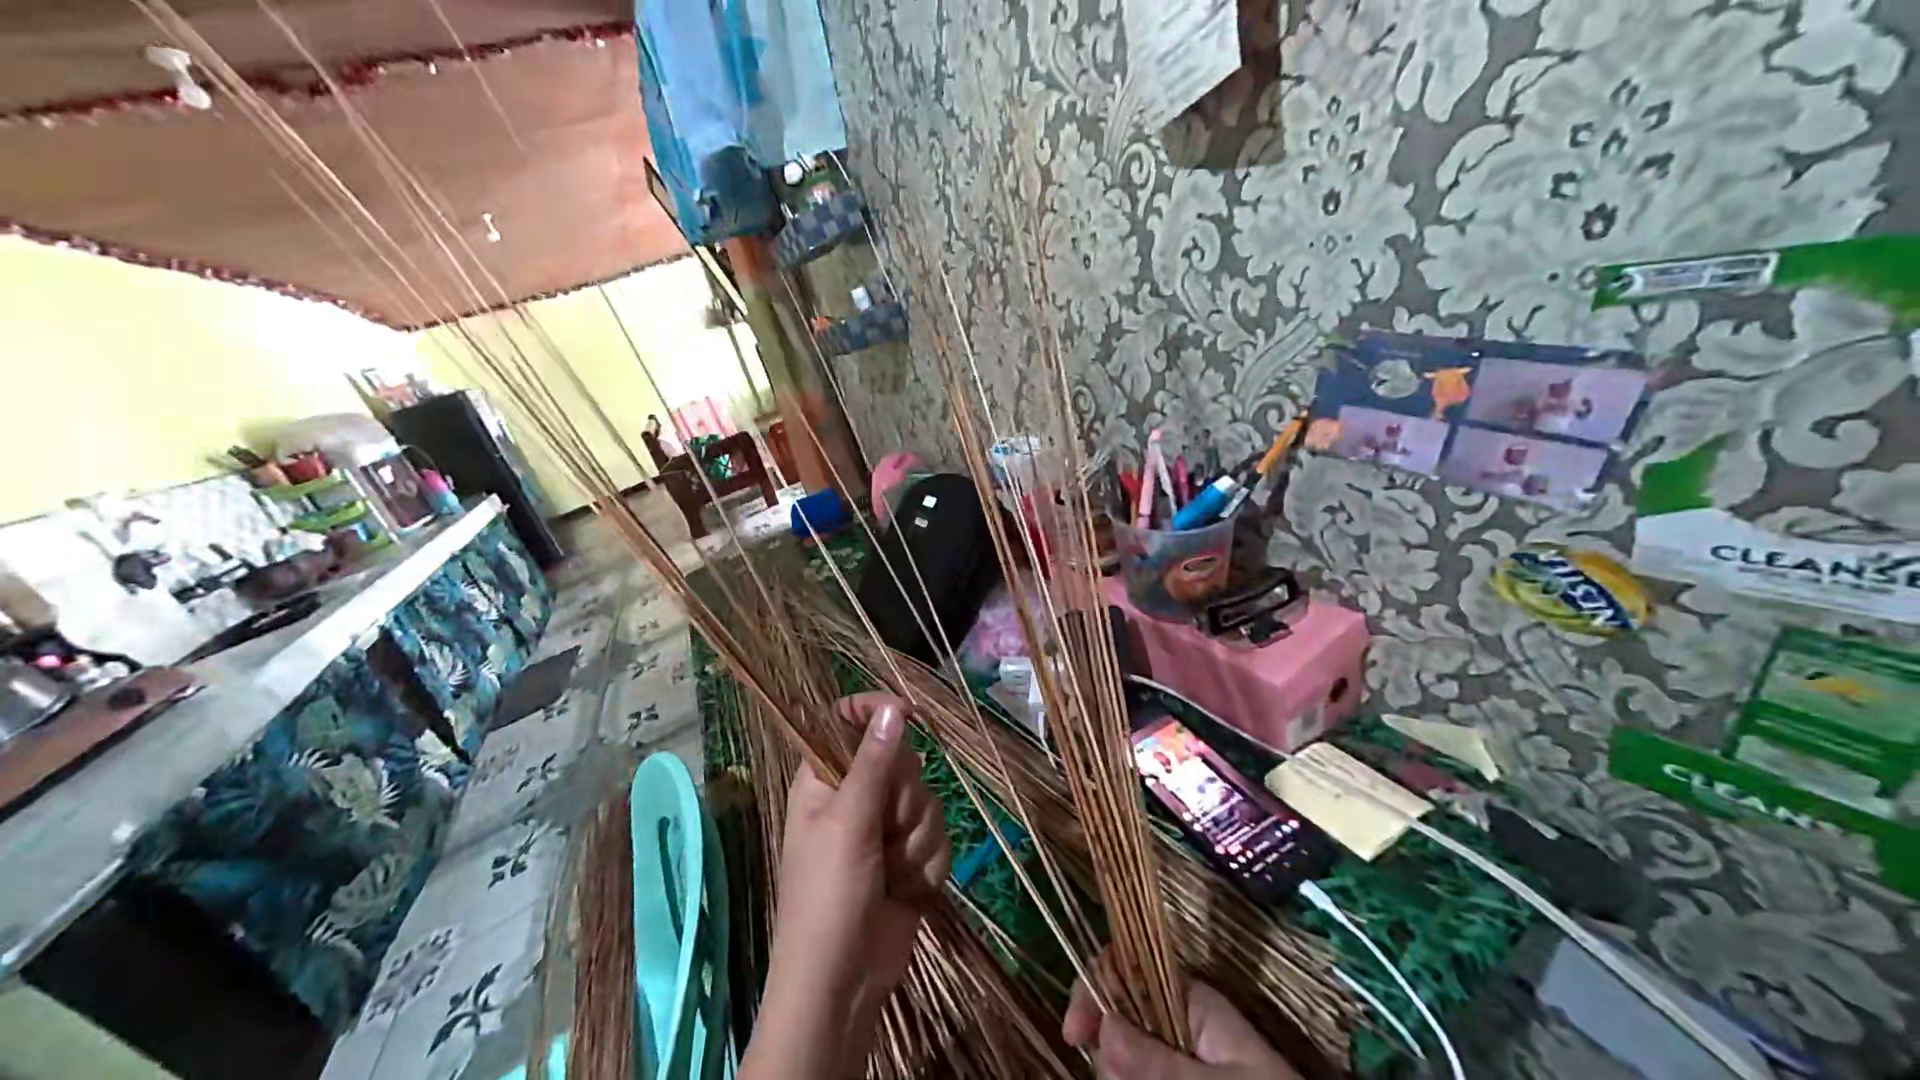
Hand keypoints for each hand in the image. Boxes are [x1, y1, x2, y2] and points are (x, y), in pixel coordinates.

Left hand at [740, 694, 949, 1079]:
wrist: (843, 983)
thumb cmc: (828, 897)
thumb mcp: (848, 823)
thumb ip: (874, 762)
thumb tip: (892, 708)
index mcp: (825, 779)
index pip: (848, 722)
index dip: (876, 712)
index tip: (907, 713)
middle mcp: (857, 796)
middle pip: (903, 761)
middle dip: (904, 801)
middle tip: (884, 831)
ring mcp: (886, 828)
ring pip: (927, 802)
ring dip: (916, 842)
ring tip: (892, 872)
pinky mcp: (911, 857)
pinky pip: (938, 837)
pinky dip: (927, 865)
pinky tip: (908, 892)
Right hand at [1063, 963, 1303, 1079]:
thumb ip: (1158, 1059)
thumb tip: (1102, 1026)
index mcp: (1189, 999)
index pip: (1126, 964)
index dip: (1093, 985)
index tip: (1075, 1034)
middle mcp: (1176, 1019)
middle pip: (1116, 1014)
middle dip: (1108, 1049)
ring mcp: (1175, 1054)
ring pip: (1122, 1053)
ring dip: (1120, 1073)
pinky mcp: (1174, 1075)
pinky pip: (1138, 1072)